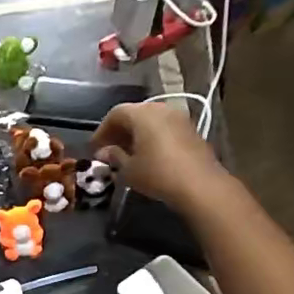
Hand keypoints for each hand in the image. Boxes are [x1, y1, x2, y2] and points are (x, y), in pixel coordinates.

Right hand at [90, 102, 226, 209]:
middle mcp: (161, 108)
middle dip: (119, 131)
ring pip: (150, 121)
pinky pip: (164, 129)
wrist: (199, 184)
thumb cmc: (157, 174)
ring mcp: (179, 118)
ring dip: (136, 135)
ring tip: (127, 155)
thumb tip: (104, 152)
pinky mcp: (190, 130)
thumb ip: (114, 157)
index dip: (102, 130)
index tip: (94, 148)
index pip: (115, 114)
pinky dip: (151, 138)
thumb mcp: (129, 169)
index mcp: (142, 114)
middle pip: (134, 114)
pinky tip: (147, 156)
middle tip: (109, 151)